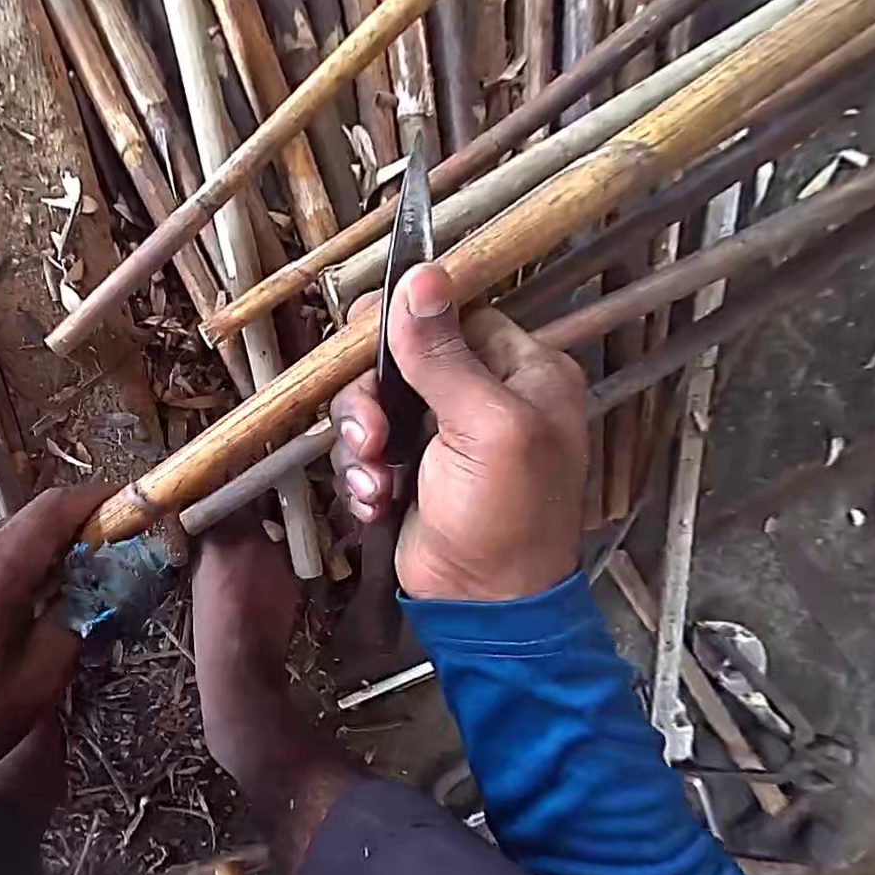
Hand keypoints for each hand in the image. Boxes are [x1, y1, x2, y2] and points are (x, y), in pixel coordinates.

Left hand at [0, 483, 113, 791]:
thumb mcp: (34, 684)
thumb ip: (75, 623)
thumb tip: (99, 590)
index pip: (54, 508)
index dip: (96, 501)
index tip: (123, 508)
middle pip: (30, 522)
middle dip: (70, 540)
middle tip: (98, 576)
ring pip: (3, 539)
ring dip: (36, 558)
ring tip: (52, 604)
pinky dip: (4, 567)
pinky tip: (9, 610)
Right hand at [331, 263, 588, 602]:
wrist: (478, 599)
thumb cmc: (504, 514)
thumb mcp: (485, 427)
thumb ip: (444, 356)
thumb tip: (421, 275)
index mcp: (516, 371)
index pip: (448, 316)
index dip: (401, 325)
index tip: (361, 344)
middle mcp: (472, 395)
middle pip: (391, 365)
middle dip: (368, 404)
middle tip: (371, 439)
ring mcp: (432, 434)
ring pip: (365, 408)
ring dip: (358, 448)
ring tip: (375, 483)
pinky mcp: (400, 467)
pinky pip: (358, 450)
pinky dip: (359, 476)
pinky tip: (376, 502)